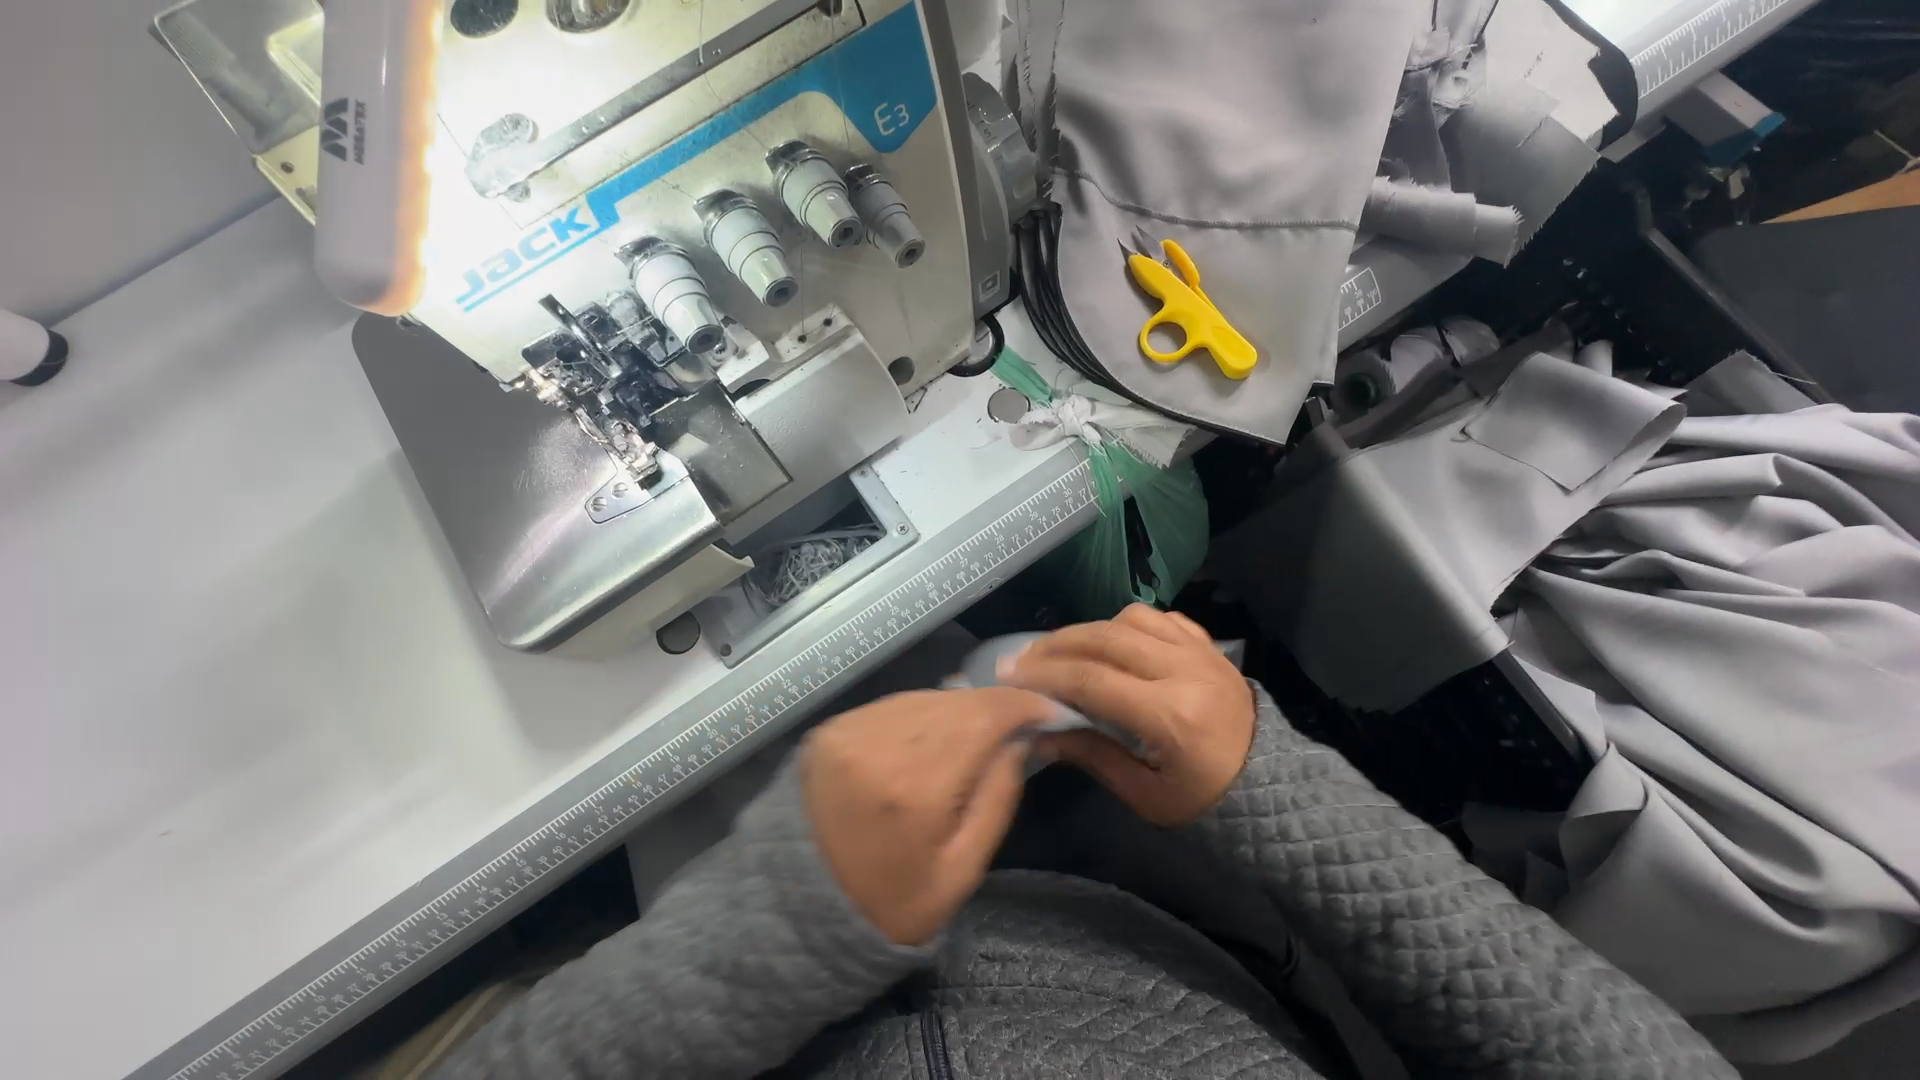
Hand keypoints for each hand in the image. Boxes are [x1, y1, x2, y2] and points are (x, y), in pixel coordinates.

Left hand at [801, 687, 1061, 945]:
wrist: (796, 908)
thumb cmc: (890, 902)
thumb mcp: (962, 871)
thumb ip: (998, 797)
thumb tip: (1020, 739)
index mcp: (916, 787)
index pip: (984, 716)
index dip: (1024, 704)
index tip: (1049, 710)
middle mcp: (879, 745)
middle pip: (956, 700)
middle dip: (994, 707)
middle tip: (1020, 724)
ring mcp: (848, 731)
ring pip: (925, 697)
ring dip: (958, 708)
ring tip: (977, 733)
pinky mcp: (829, 729)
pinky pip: (894, 706)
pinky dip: (922, 714)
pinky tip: (933, 736)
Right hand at [1002, 604, 1254, 825]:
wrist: (1275, 787)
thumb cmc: (1205, 801)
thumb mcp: (1146, 796)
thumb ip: (1092, 756)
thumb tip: (1039, 732)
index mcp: (1171, 715)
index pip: (1093, 679)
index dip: (1045, 674)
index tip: (1010, 675)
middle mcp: (1185, 671)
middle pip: (1105, 639)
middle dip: (1056, 645)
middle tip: (1024, 658)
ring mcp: (1201, 652)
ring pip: (1130, 618)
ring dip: (1091, 630)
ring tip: (1066, 651)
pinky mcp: (1210, 646)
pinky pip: (1160, 617)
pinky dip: (1127, 624)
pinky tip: (1112, 643)